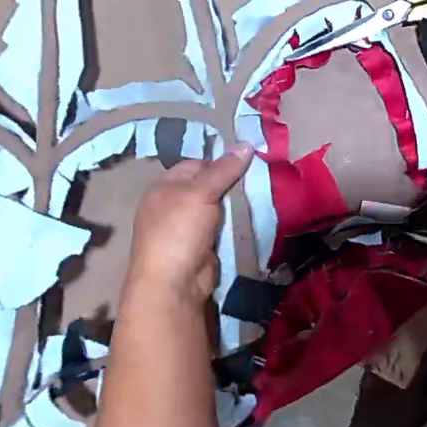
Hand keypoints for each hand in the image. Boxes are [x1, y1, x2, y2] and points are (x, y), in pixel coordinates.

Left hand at [124, 144, 254, 309]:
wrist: (174, 283)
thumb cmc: (179, 230)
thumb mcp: (200, 192)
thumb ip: (224, 169)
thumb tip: (247, 144)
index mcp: (164, 186)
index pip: (197, 164)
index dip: (221, 162)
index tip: (249, 164)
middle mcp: (172, 204)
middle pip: (209, 185)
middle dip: (232, 184)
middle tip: (261, 179)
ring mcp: (186, 228)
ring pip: (218, 207)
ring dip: (236, 205)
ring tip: (263, 197)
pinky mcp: (201, 246)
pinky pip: (222, 228)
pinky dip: (236, 224)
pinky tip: (253, 219)